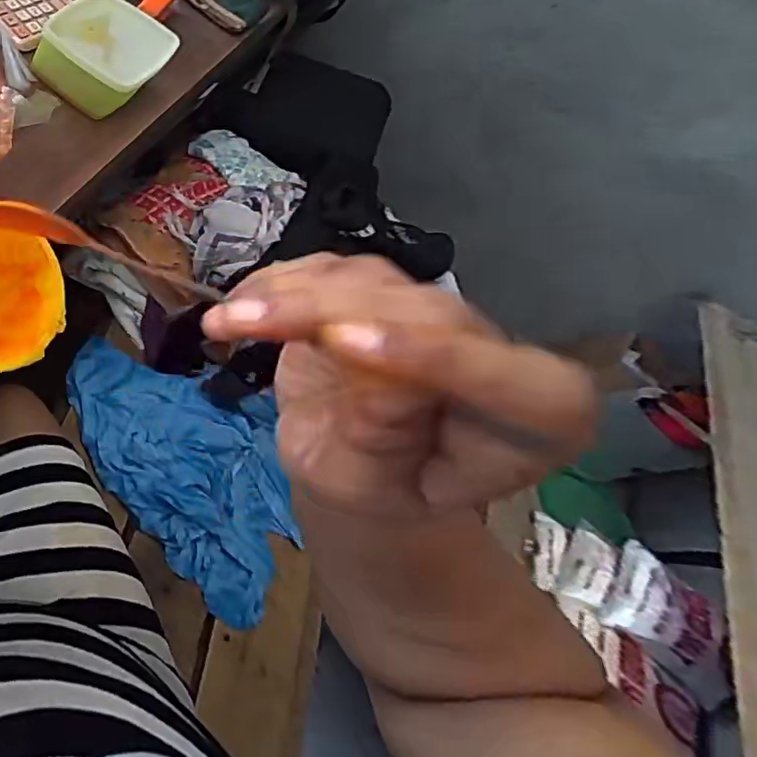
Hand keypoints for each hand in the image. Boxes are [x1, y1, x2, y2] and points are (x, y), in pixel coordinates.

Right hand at [202, 254, 596, 517]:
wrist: (355, 462)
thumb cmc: (372, 487)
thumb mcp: (369, 486)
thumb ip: (378, 440)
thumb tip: (367, 376)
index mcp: (534, 415)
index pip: (493, 372)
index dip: (420, 351)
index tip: (341, 341)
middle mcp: (492, 348)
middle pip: (413, 310)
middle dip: (316, 311)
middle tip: (239, 323)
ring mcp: (429, 309)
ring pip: (363, 279)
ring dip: (283, 292)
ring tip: (222, 320)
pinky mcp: (374, 290)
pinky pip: (328, 269)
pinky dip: (274, 282)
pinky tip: (235, 307)